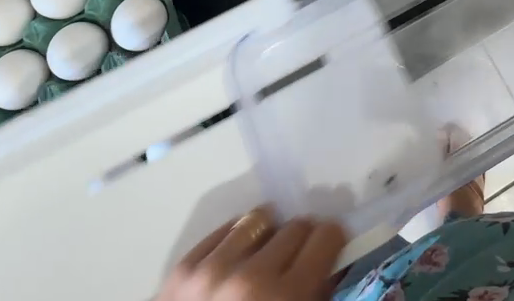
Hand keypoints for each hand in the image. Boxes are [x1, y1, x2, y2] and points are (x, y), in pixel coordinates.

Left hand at [160, 207, 347, 300]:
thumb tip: (330, 274)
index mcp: (286, 298)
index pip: (325, 237)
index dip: (331, 243)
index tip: (330, 252)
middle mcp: (250, 276)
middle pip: (294, 226)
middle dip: (302, 242)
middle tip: (299, 260)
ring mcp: (211, 270)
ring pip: (257, 220)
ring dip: (268, 236)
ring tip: (266, 257)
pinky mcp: (181, 270)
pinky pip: (222, 232)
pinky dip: (235, 241)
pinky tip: (238, 260)